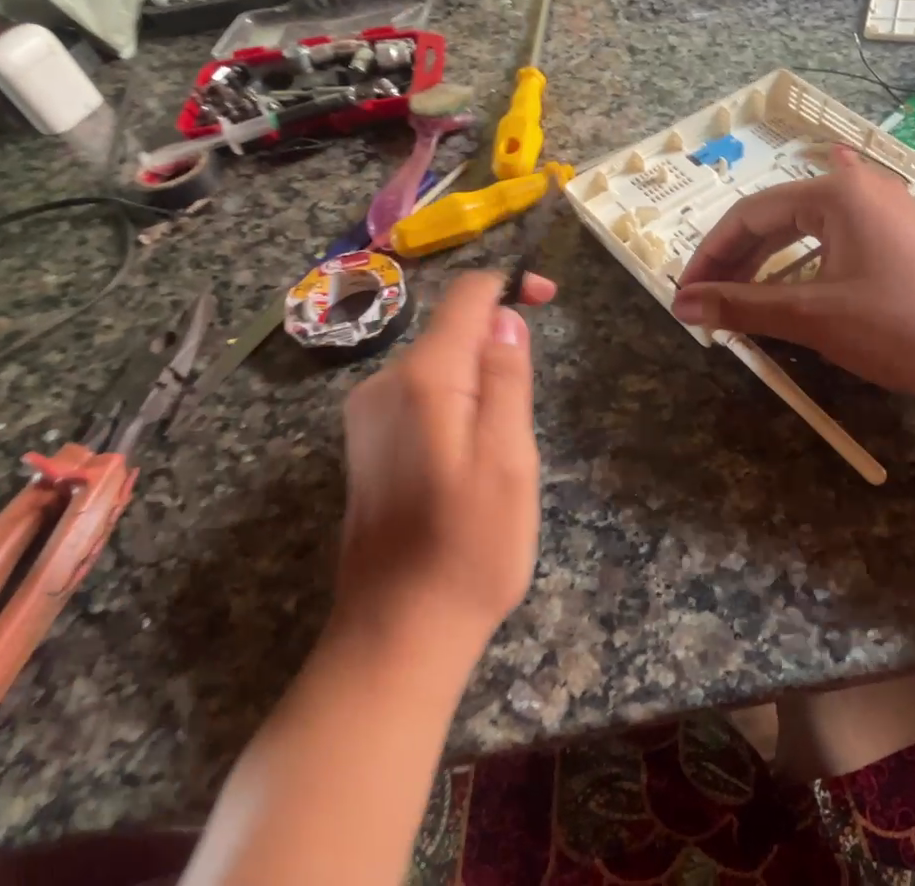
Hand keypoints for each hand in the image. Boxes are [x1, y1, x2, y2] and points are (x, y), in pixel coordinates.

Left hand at [336, 271, 556, 643]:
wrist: (399, 628)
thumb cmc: (471, 548)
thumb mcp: (510, 460)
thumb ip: (507, 379)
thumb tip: (505, 316)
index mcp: (422, 380)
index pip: (465, 296)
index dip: (510, 286)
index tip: (550, 299)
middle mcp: (382, 385)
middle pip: (449, 333)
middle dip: (496, 352)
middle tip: (526, 425)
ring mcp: (366, 417)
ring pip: (437, 369)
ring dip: (478, 387)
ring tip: (501, 456)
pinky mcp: (364, 446)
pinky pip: (419, 400)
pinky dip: (454, 410)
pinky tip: (467, 467)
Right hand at [672, 147, 914, 410]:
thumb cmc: (898, 330)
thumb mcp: (811, 316)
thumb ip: (742, 306)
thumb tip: (682, 306)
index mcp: (837, 191)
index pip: (750, 214)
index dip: (710, 255)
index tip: (684, 294)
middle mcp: (859, 186)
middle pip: (775, 215)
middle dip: (735, 258)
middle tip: (705, 300)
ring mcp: (883, 209)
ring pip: (803, 226)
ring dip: (765, 259)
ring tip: (736, 294)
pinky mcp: (897, 236)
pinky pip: (832, 238)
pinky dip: (800, 258)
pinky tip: (789, 255)